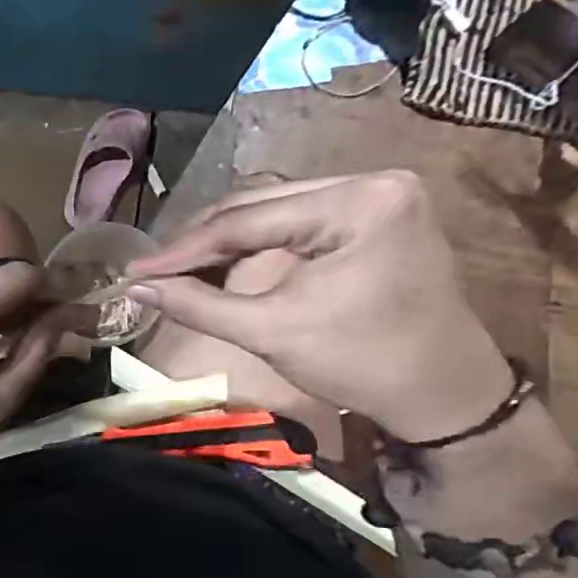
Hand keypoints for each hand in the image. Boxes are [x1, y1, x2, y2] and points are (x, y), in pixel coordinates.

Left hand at [0, 261, 78, 495]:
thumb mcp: (4, 393)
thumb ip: (40, 345)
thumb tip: (72, 313)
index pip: (19, 277)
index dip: (58, 285)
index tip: (89, 296)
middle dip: (38, 289)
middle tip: (71, 313)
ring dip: (14, 296)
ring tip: (43, 324)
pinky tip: (7, 328)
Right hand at [125, 172, 513, 443]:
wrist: (442, 395)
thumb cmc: (361, 362)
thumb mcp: (270, 331)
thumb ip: (198, 305)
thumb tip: (136, 288)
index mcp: (358, 202)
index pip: (248, 219)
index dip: (184, 248)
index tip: (135, 270)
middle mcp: (373, 182)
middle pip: (260, 205)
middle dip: (201, 240)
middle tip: (153, 269)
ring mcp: (378, 197)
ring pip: (275, 211)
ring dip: (224, 240)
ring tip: (178, 267)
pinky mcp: (376, 218)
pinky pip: (297, 222)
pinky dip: (255, 244)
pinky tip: (222, 262)